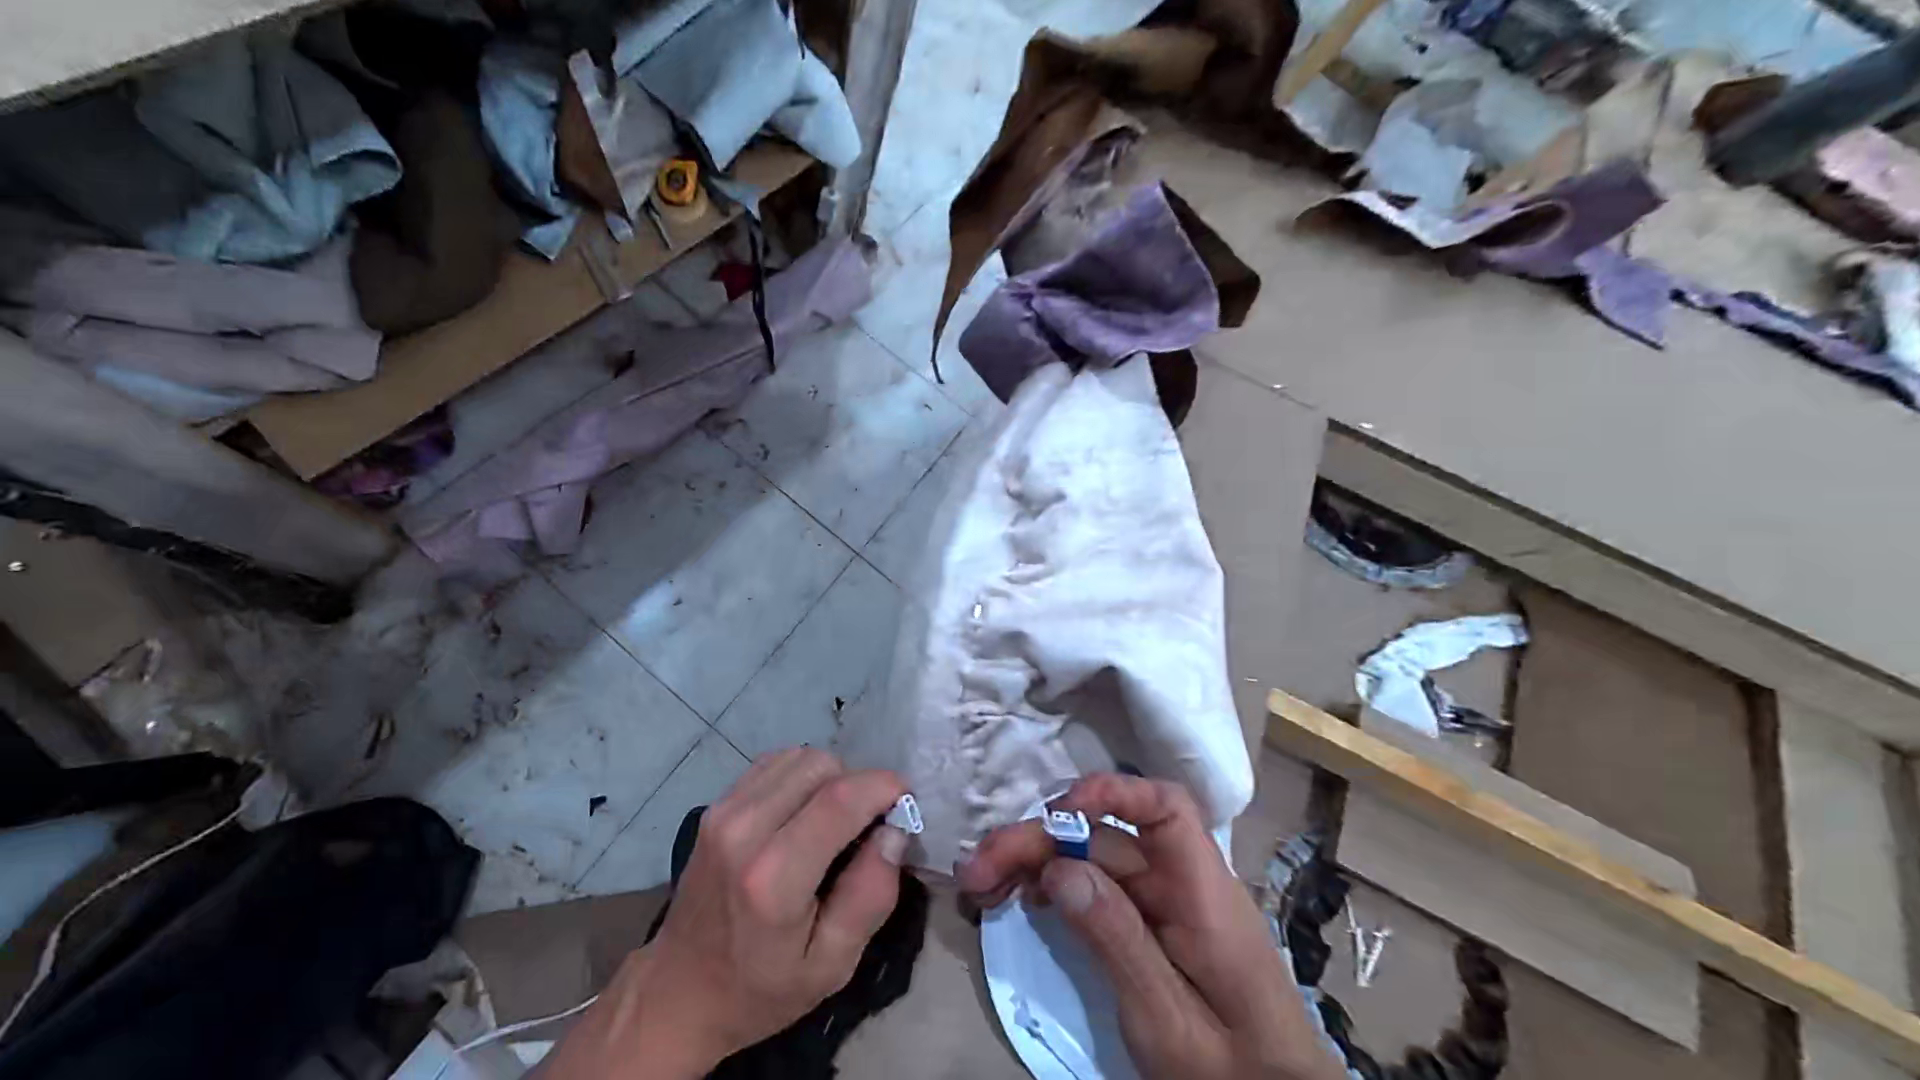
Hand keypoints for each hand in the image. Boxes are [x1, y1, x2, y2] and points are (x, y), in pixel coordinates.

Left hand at [540, 748, 909, 1079]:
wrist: (679, 992)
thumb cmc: (761, 988)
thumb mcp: (832, 965)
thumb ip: (870, 896)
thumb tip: (895, 832)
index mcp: (773, 879)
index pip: (840, 800)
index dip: (884, 787)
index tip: (907, 802)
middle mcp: (743, 830)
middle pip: (823, 766)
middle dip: (859, 784)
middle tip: (870, 822)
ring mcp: (724, 811)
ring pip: (801, 757)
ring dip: (832, 777)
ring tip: (837, 819)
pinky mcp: (716, 805)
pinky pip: (777, 763)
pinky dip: (804, 776)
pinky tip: (806, 812)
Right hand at [958, 773, 1344, 1079]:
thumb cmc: (1231, 1070)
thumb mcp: (1170, 1021)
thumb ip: (1119, 942)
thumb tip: (1059, 868)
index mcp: (1203, 894)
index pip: (1166, 809)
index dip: (1112, 793)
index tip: (1057, 811)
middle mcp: (1180, 883)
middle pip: (1106, 838)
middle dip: (1039, 841)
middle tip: (978, 868)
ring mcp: (1161, 902)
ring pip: (1091, 860)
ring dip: (1035, 862)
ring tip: (981, 882)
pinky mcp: (1146, 922)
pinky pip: (1095, 889)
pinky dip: (1054, 885)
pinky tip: (1020, 896)